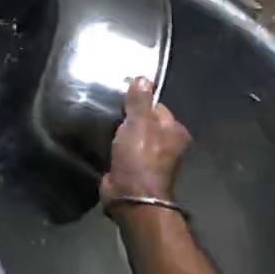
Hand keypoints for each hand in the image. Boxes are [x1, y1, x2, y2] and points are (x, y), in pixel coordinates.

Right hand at [101, 77, 191, 202]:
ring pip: (132, 134)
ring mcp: (151, 156)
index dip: (137, 100)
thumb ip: (139, 102)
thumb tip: (144, 78)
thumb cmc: (140, 157)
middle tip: (105, 108)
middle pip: (143, 119)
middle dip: (125, 115)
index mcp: (175, 131)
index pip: (155, 106)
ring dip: (118, 130)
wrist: (131, 195)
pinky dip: (113, 142)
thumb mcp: (139, 124)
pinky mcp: (134, 166)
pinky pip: (123, 147)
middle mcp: (167, 143)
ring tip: (100, 121)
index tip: (117, 97)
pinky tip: (100, 138)